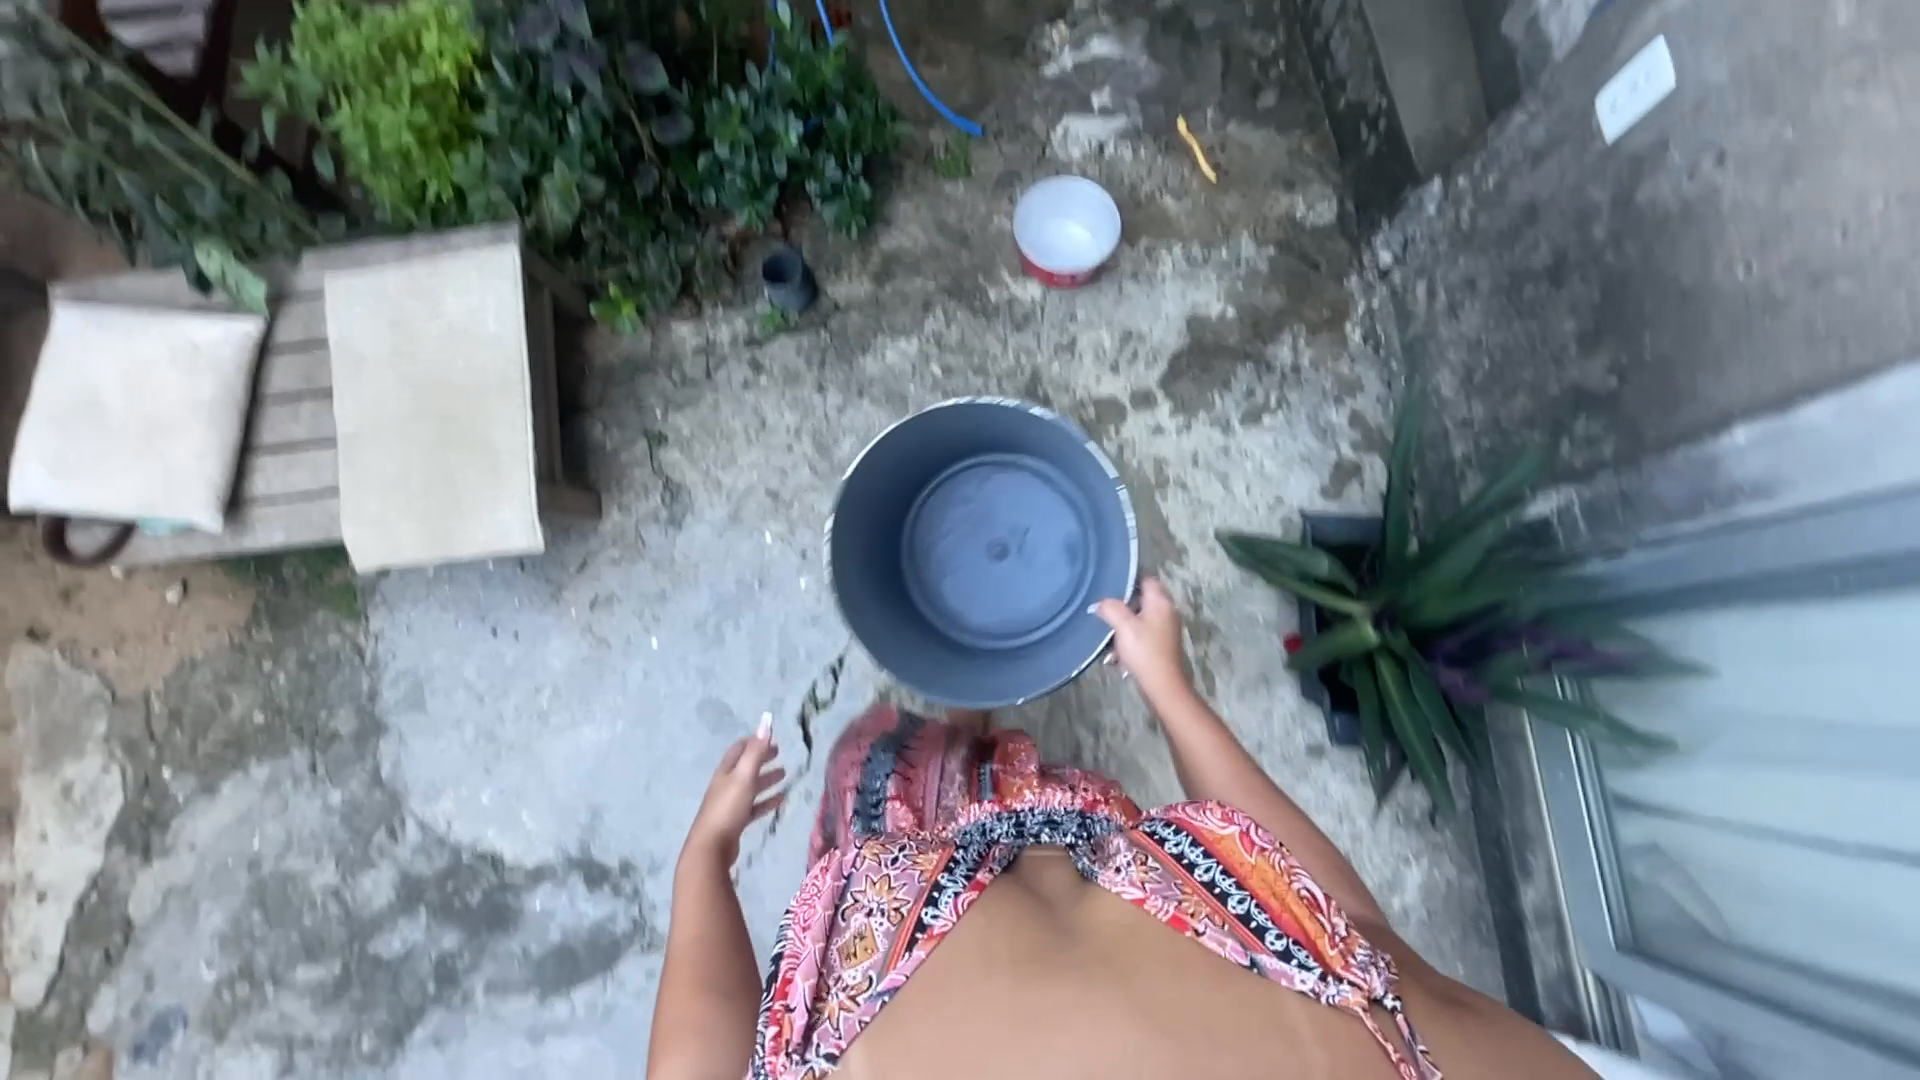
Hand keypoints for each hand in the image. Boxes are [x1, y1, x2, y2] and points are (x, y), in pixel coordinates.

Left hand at [683, 721, 785, 865]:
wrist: (711, 848)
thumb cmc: (728, 808)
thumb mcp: (744, 776)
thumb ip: (756, 750)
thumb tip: (766, 720)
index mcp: (725, 772)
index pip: (738, 749)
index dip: (753, 741)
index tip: (770, 738)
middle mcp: (726, 785)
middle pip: (745, 766)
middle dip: (761, 758)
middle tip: (779, 753)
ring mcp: (729, 804)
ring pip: (750, 786)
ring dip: (766, 779)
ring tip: (784, 774)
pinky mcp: (735, 821)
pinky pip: (753, 806)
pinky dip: (766, 800)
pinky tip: (780, 799)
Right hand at [1092, 576, 1192, 701]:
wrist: (1162, 684)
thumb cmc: (1144, 650)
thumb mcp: (1123, 626)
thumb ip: (1110, 608)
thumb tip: (1100, 604)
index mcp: (1161, 602)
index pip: (1147, 579)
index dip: (1129, 578)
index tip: (1110, 583)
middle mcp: (1167, 612)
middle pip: (1142, 599)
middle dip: (1123, 604)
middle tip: (1105, 608)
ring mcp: (1166, 629)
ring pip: (1140, 618)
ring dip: (1123, 625)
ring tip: (1108, 632)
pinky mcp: (1162, 644)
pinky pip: (1142, 634)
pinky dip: (1129, 639)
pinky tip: (1116, 653)